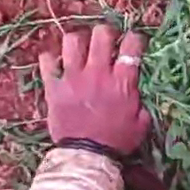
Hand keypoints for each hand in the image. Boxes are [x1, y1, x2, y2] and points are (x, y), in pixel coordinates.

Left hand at [39, 24, 152, 156]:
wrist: (86, 156)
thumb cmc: (116, 141)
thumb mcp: (140, 124)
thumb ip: (142, 104)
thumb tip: (140, 95)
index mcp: (122, 81)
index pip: (131, 46)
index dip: (135, 38)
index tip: (134, 42)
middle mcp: (98, 73)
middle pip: (101, 35)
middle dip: (106, 32)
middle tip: (106, 40)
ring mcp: (74, 77)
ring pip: (72, 40)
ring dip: (78, 41)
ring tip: (81, 48)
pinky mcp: (54, 86)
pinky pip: (47, 61)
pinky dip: (51, 59)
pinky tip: (57, 63)